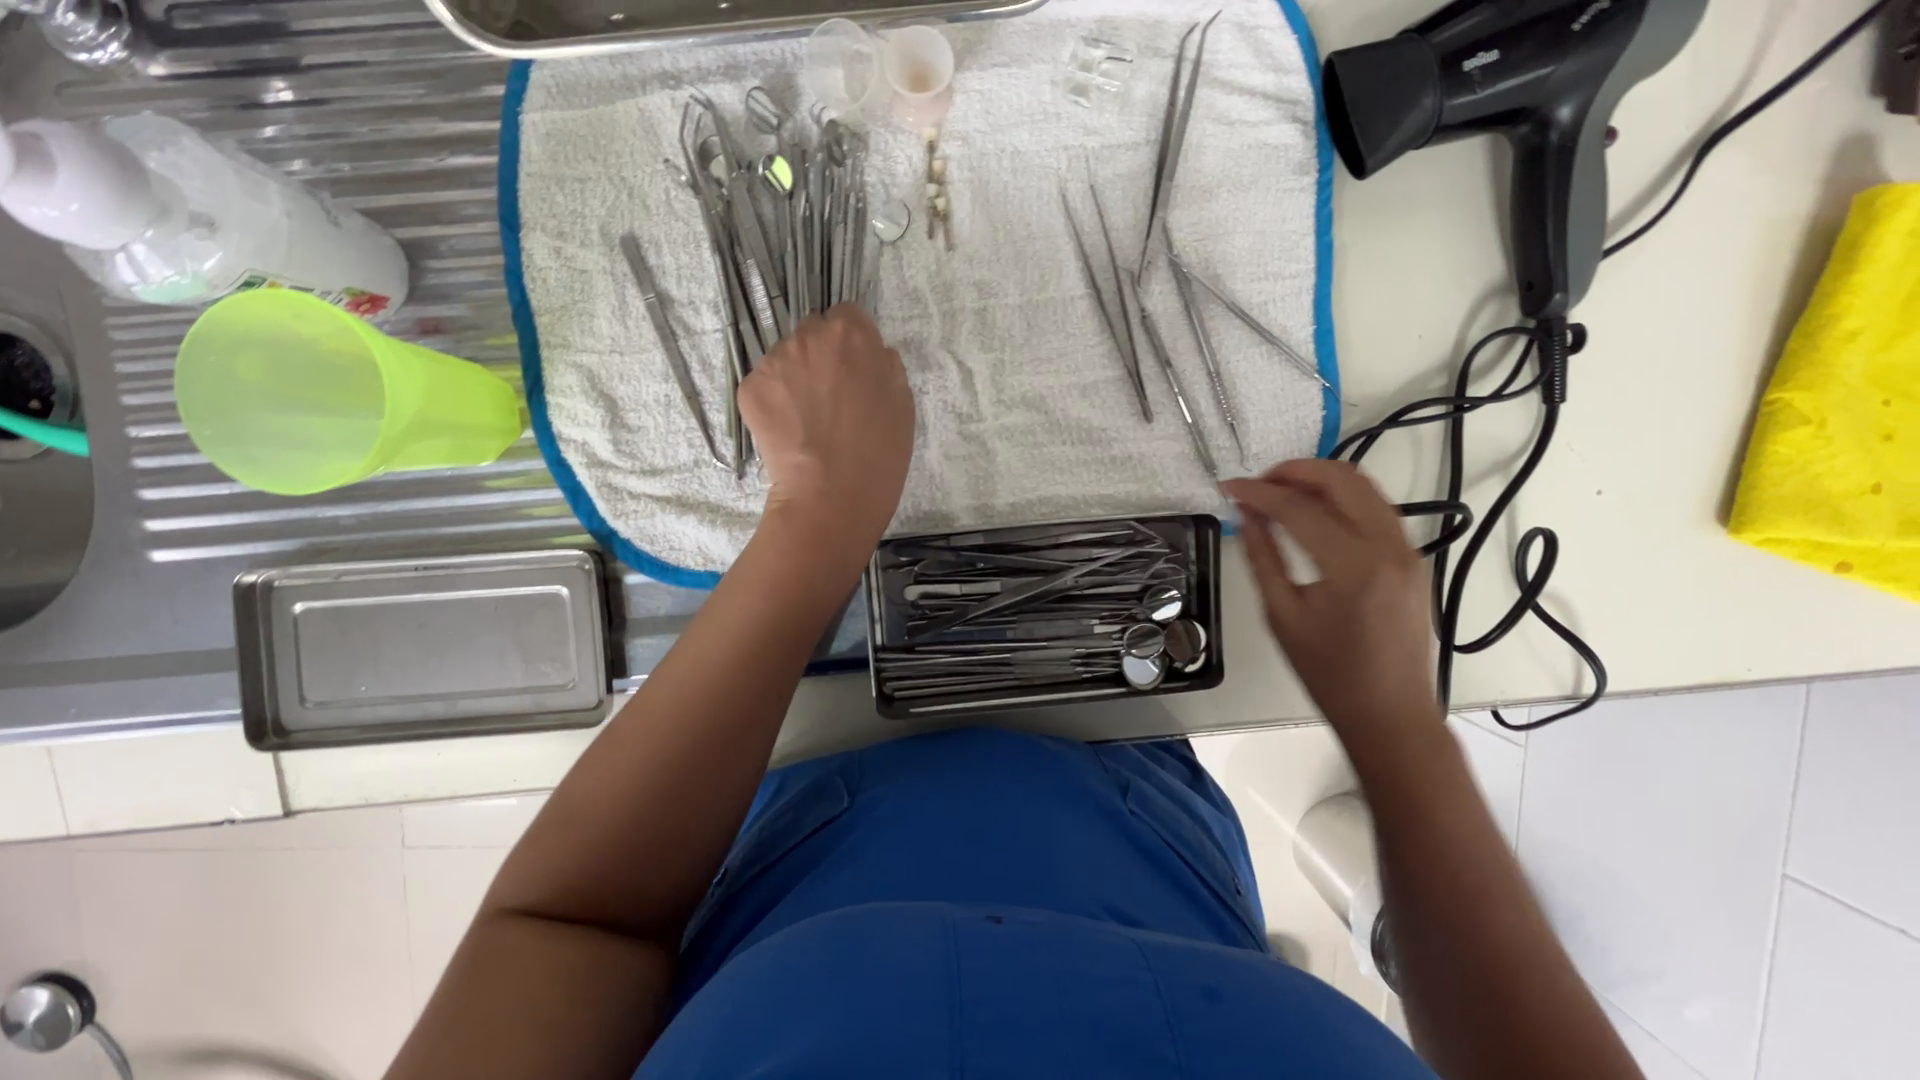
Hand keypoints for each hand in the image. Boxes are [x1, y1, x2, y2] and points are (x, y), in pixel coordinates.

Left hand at [739, 305, 915, 556]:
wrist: (831, 495)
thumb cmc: (879, 452)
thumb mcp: (903, 402)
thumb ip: (886, 366)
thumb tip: (873, 356)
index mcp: (852, 333)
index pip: (848, 315)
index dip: (853, 341)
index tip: (856, 369)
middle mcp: (809, 336)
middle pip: (813, 332)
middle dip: (821, 355)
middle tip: (831, 397)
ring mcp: (775, 361)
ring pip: (786, 358)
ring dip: (796, 378)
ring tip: (809, 420)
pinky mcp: (750, 388)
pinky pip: (765, 385)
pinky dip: (774, 402)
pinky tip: (790, 431)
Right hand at [1222, 460, 1442, 740]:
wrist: (1389, 712)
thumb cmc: (1329, 675)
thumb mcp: (1282, 616)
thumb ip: (1263, 557)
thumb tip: (1247, 515)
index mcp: (1354, 568)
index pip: (1299, 509)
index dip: (1258, 493)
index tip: (1229, 486)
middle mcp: (1390, 549)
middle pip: (1343, 480)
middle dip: (1295, 471)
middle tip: (1258, 483)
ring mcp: (1408, 551)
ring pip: (1366, 487)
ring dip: (1321, 480)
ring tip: (1281, 492)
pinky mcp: (1412, 559)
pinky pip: (1377, 509)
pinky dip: (1344, 498)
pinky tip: (1314, 511)